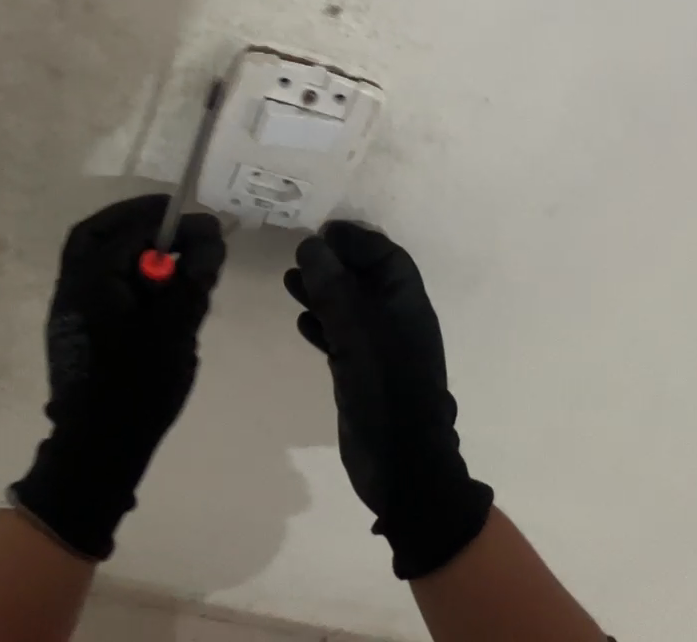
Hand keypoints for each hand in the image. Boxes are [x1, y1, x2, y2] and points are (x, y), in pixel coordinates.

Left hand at [10, 195, 225, 559]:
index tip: (196, 219)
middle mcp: (72, 288)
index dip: (164, 218)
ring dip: (129, 245)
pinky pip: (98, 284)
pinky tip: (156, 291)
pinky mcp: (76, 329)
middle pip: (96, 234)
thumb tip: (208, 236)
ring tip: (171, 256)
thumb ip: (193, 278)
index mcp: (91, 282)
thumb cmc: (137, 388)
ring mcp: (69, 310)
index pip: (128, 229)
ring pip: (94, 258)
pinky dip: (125, 273)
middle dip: (134, 220)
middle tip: (172, 222)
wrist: (96, 453)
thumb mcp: (177, 329)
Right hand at [286, 222, 492, 579]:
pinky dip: (322, 324)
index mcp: (407, 305)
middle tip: (300, 253)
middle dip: (334, 264)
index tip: (323, 231)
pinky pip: (341, 337)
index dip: (356, 240)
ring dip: (322, 292)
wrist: (402, 465)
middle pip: (365, 279)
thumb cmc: (386, 388)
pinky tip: (301, 321)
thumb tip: (311, 245)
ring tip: (289, 281)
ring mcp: (380, 350)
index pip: (385, 257)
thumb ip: (333, 287)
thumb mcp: (357, 331)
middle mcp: (396, 322)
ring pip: (349, 308)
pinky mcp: (363, 374)